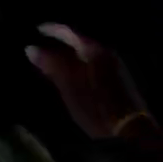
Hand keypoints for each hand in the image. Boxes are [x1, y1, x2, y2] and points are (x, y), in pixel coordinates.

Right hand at [26, 23, 158, 141]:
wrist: (131, 132)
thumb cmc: (96, 106)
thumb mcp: (69, 85)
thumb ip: (51, 64)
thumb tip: (31, 48)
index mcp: (94, 50)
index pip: (69, 32)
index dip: (51, 29)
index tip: (37, 29)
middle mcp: (106, 53)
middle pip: (78, 43)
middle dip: (59, 44)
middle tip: (42, 48)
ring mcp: (114, 67)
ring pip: (85, 55)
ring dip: (68, 57)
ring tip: (52, 63)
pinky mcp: (118, 80)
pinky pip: (92, 64)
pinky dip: (78, 66)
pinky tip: (70, 76)